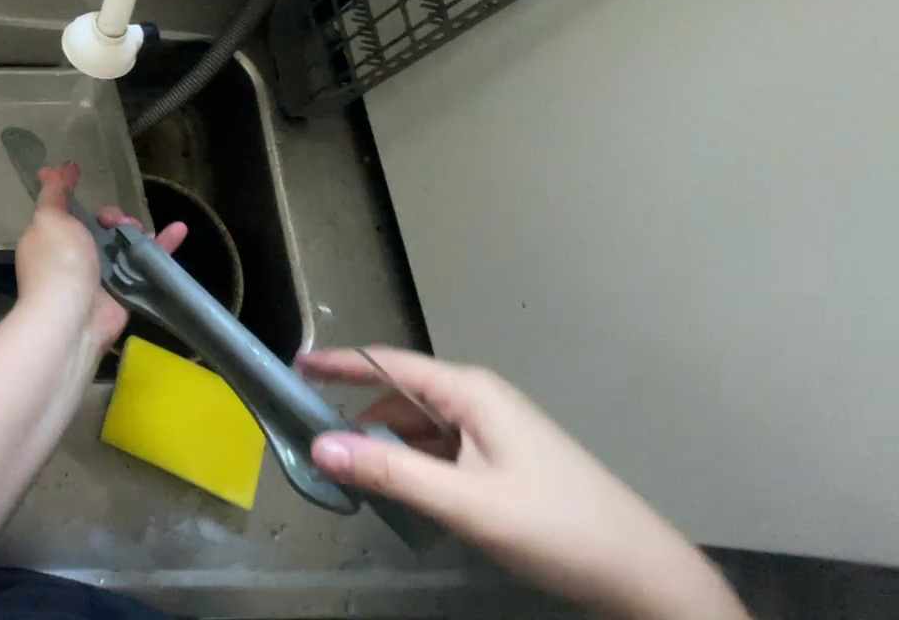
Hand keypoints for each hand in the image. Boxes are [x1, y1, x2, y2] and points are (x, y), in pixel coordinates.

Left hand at [15, 163, 184, 344]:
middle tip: (113, 220)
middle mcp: (72, 253)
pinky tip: (179, 230)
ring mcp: (98, 272)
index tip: (77, 168)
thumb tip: (46, 171)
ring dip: (134, 229)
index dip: (68, 186)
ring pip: (122, 241)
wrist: (72, 316)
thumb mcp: (49, 219)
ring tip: (137, 230)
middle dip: (109, 215)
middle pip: (97, 224)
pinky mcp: (124, 288)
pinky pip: (145, 262)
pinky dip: (162, 246)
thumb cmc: (58, 262)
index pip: (61, 206)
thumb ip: (52, 196)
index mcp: (49, 236)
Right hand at [298, 347, 748, 619]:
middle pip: (399, 394)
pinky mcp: (503, 458)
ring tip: (359, 474)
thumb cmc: (558, 528)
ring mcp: (494, 429)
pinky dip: (413, 461)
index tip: (293, 364)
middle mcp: (478, 399)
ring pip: (419, 424)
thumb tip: (319, 446)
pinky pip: (440, 447)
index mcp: (469, 392)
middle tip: (319, 437)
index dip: (337, 363)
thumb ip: (390, 472)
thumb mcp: (466, 504)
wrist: (649, 580)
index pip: (386, 363)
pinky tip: (405, 491)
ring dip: (386, 444)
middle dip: (358, 413)